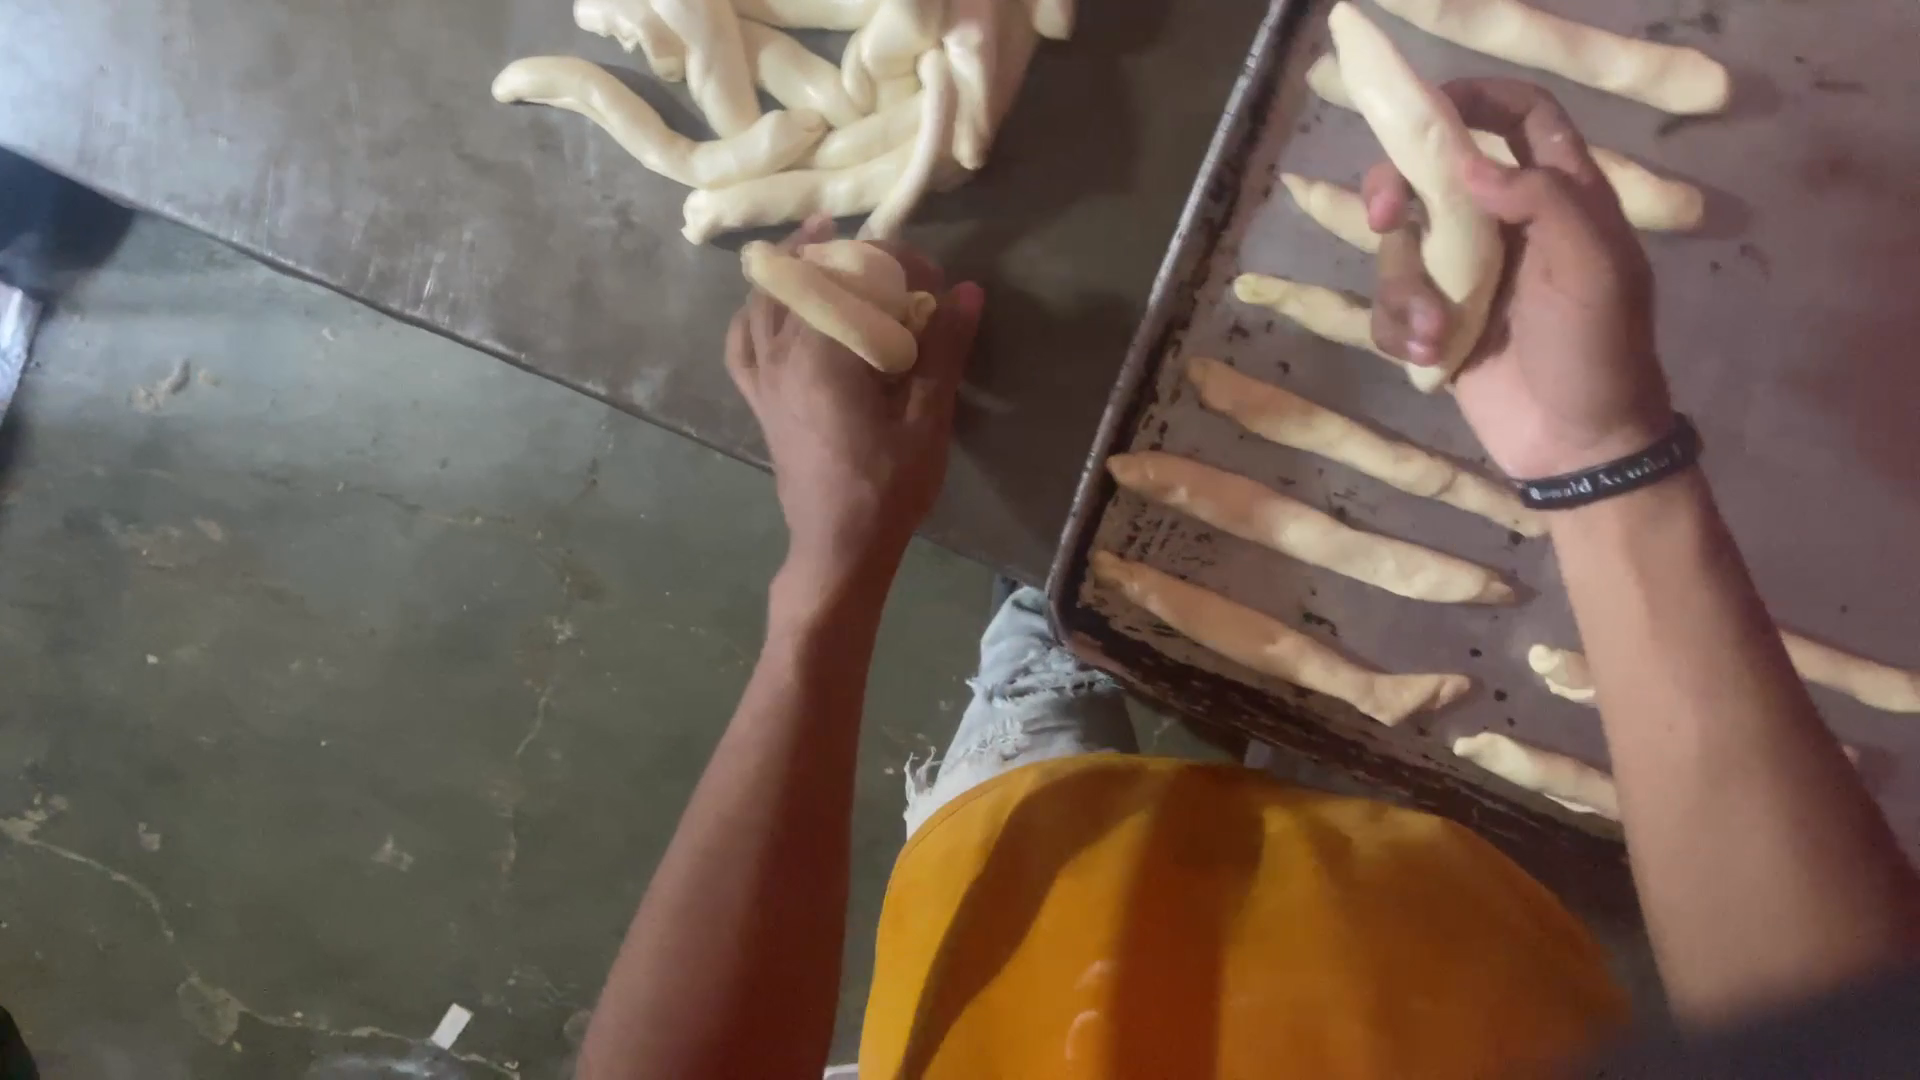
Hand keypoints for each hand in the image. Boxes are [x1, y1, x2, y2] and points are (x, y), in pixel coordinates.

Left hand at [725, 216, 984, 589]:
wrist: (839, 545)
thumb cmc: (887, 490)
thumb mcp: (927, 423)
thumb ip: (943, 352)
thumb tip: (967, 292)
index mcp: (825, 356)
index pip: (856, 280)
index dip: (899, 266)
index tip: (936, 282)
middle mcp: (782, 355)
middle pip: (804, 277)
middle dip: (849, 256)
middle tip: (889, 259)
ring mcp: (763, 377)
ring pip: (765, 299)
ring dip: (793, 265)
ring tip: (820, 244)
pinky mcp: (759, 400)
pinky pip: (743, 340)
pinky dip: (756, 311)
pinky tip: (772, 305)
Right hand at [1366, 78, 1672, 479]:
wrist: (1571, 441)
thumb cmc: (1597, 351)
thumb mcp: (1592, 269)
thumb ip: (1544, 203)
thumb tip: (1469, 166)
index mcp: (1556, 198)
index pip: (1519, 120)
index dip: (1475, 100)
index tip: (1423, 110)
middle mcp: (1499, 228)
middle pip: (1429, 181)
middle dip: (1395, 194)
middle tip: (1384, 218)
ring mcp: (1459, 278)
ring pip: (1397, 253)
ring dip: (1402, 294)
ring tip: (1429, 337)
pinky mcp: (1428, 323)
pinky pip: (1385, 308)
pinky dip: (1393, 331)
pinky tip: (1423, 358)